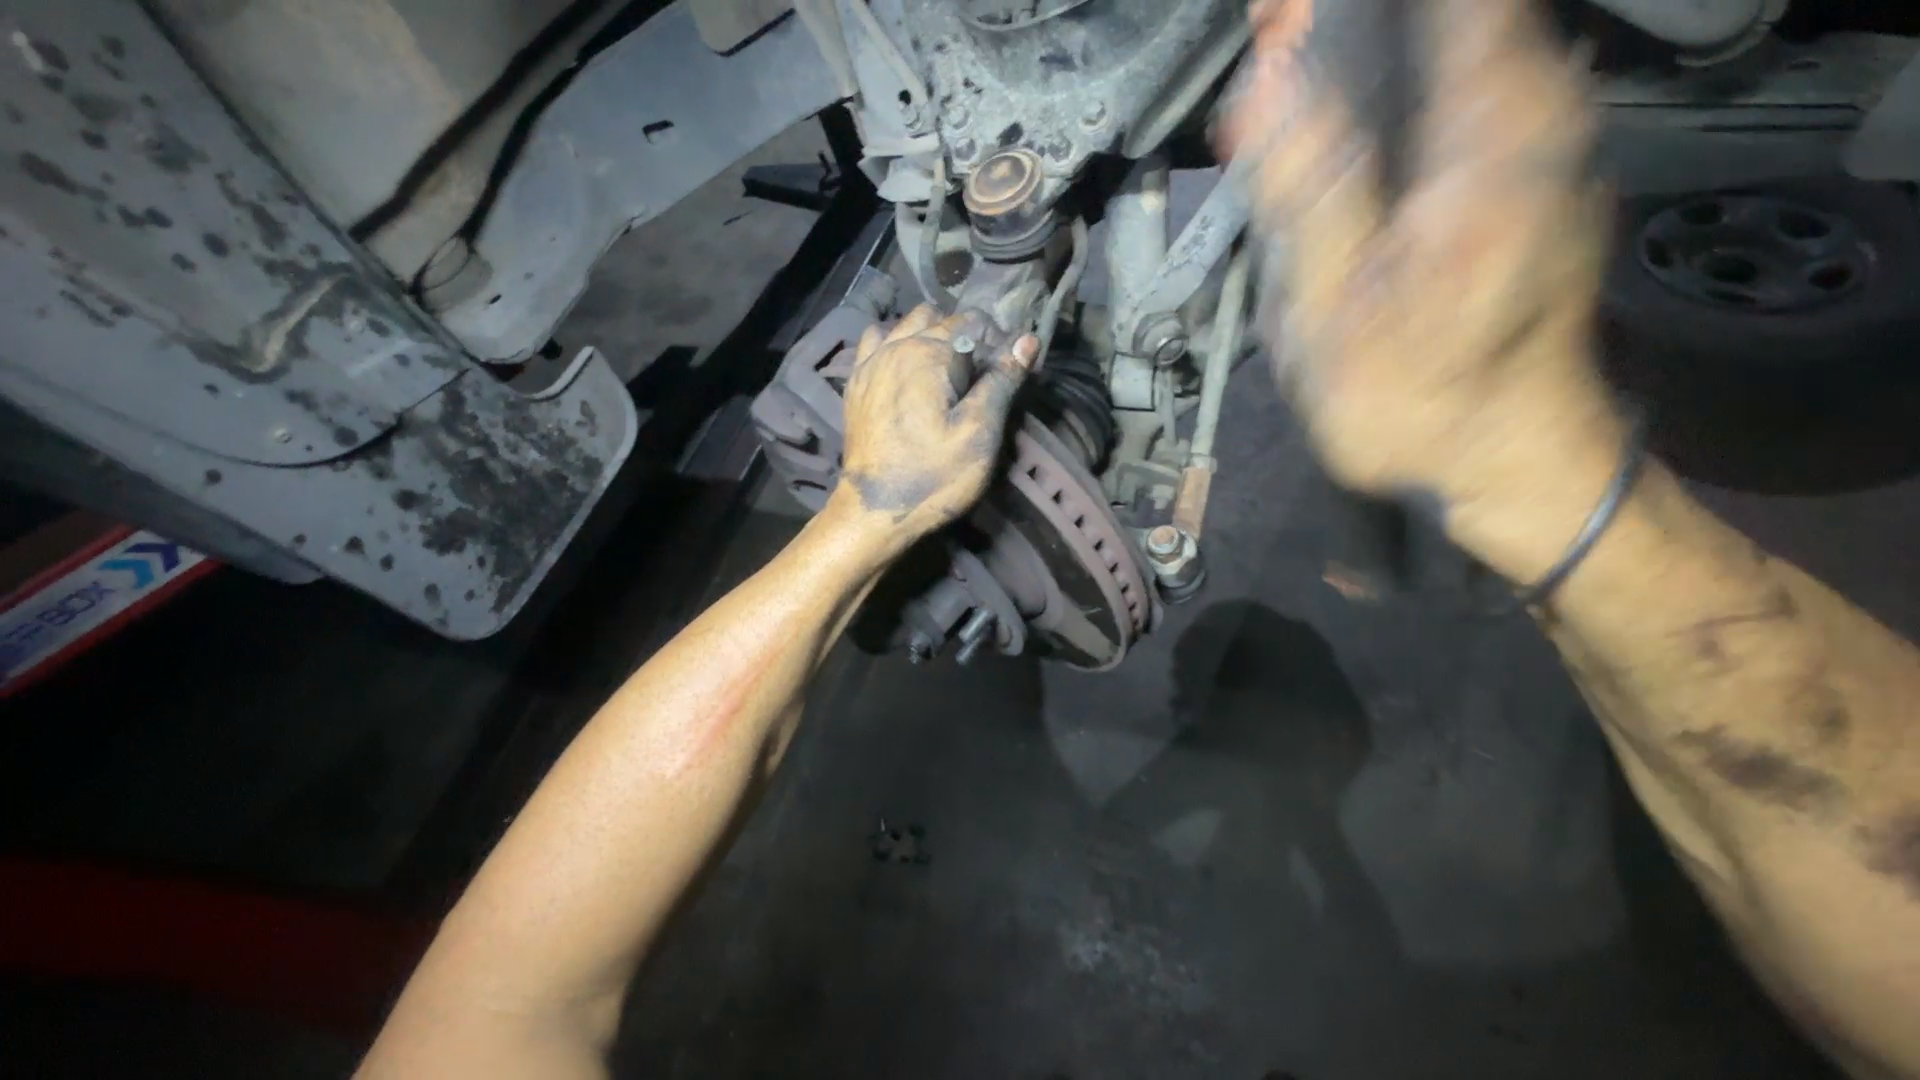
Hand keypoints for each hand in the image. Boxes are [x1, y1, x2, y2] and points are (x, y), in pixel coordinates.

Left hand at [835, 305, 1039, 543]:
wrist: (874, 510)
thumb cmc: (933, 475)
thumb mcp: (980, 432)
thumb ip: (1002, 381)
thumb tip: (1028, 339)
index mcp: (928, 352)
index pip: (973, 322)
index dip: (996, 342)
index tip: (1005, 373)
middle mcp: (895, 346)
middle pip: (939, 319)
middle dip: (964, 336)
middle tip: (979, 377)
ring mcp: (869, 363)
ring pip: (905, 324)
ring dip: (930, 334)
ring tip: (946, 370)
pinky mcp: (855, 383)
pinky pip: (876, 342)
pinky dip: (895, 343)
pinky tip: (906, 367)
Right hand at [1223, 0, 1625, 519]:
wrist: (1508, 455)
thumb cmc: (1420, 402)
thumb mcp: (1336, 316)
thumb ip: (1307, 196)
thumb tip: (1269, 88)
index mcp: (1492, 138)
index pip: (1427, 4)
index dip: (1337, 12)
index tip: (1276, 27)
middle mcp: (1532, 116)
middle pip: (1428, 17)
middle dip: (1333, 36)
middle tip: (1266, 61)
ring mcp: (1535, 141)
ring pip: (1437, 52)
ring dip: (1354, 68)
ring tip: (1286, 102)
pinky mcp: (1520, 172)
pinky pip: (1448, 98)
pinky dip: (1386, 103)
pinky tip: (1336, 142)